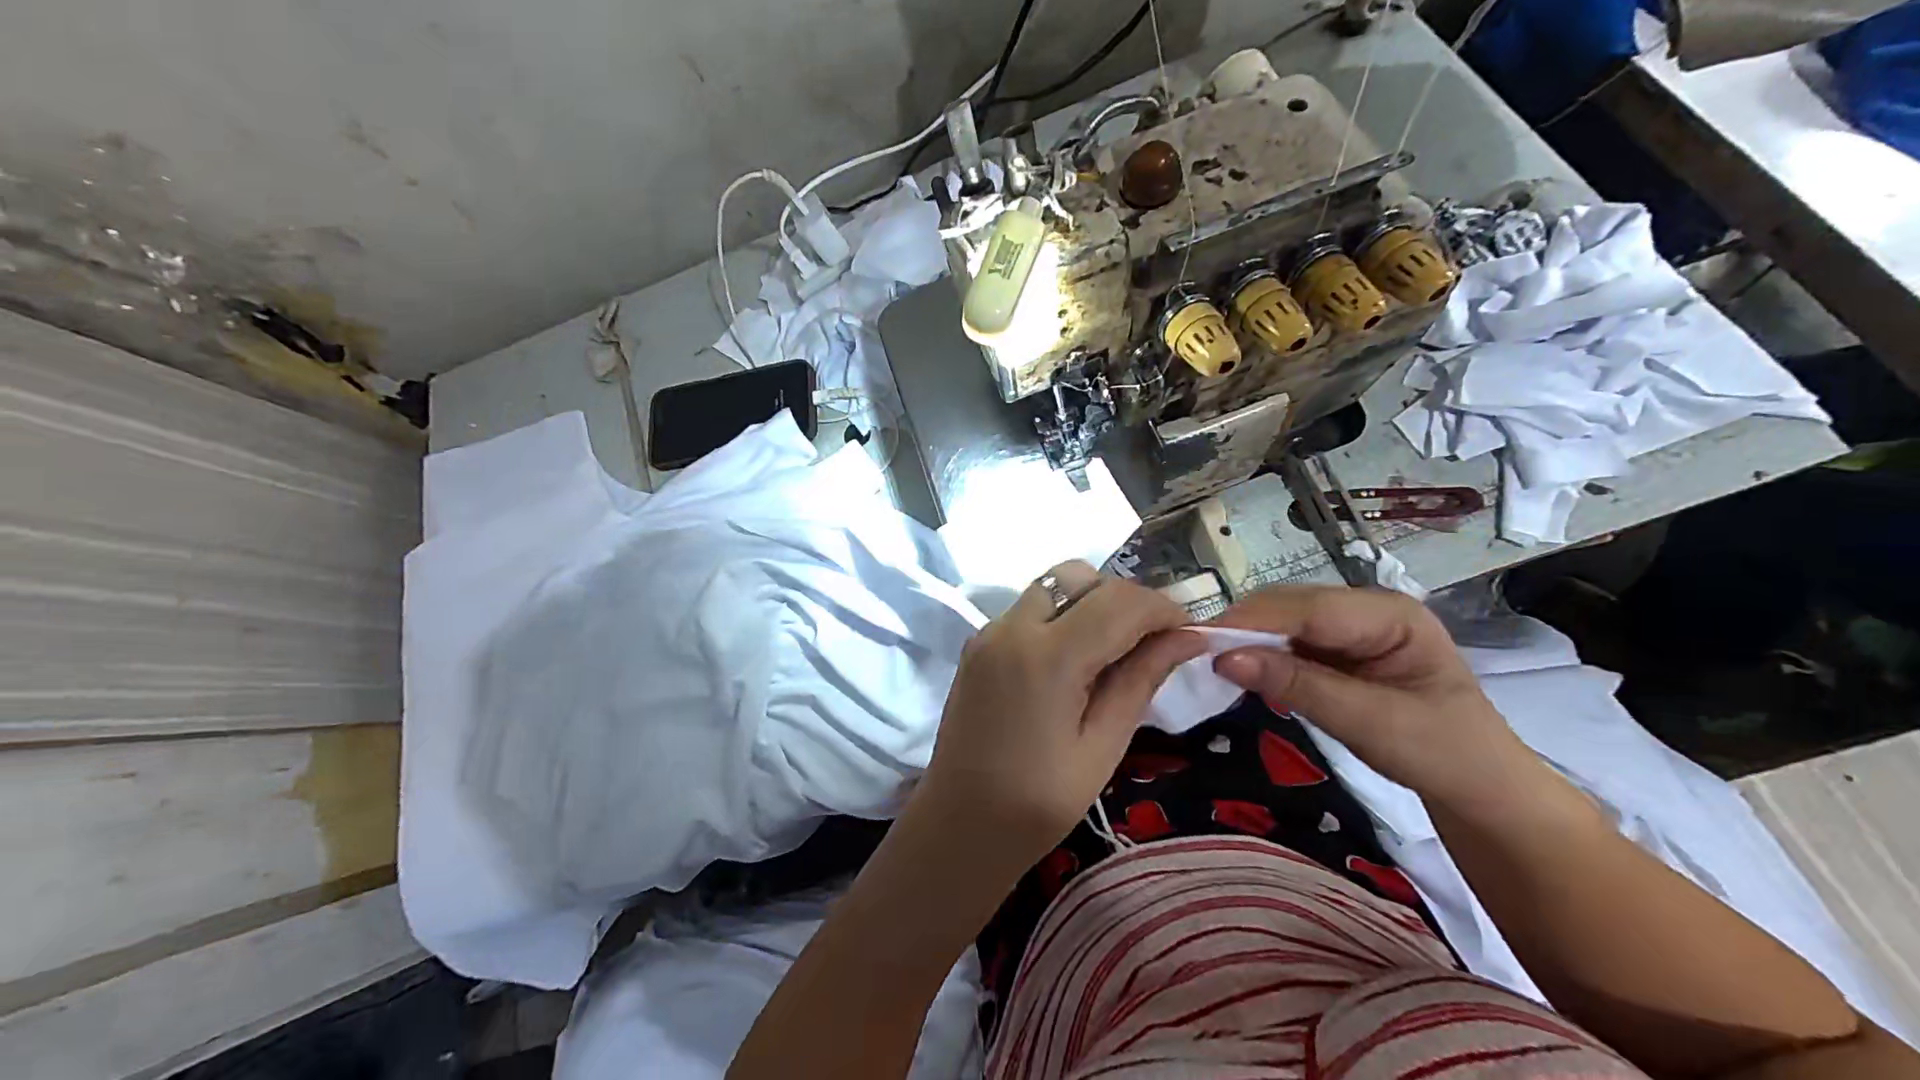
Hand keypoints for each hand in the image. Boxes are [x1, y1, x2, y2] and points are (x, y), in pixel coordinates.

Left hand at [911, 561, 1205, 869]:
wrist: (958, 825)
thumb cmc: (1038, 803)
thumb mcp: (1102, 745)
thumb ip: (1141, 679)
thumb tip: (1188, 637)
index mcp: (1047, 656)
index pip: (1119, 601)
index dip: (1163, 609)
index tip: (1189, 634)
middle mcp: (1011, 629)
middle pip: (1080, 577)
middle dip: (1124, 599)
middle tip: (1150, 642)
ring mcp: (987, 633)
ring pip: (1051, 587)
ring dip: (1090, 603)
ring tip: (1113, 652)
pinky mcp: (976, 645)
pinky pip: (1027, 611)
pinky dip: (1060, 617)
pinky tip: (1074, 661)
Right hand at [1209, 586, 1544, 810]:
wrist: (1481, 792)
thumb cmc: (1443, 754)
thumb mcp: (1372, 722)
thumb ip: (1298, 686)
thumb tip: (1224, 659)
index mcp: (1392, 615)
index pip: (1310, 608)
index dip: (1254, 621)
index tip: (1201, 641)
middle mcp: (1366, 610)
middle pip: (1290, 607)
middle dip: (1246, 628)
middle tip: (1196, 655)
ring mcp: (1350, 629)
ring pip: (1283, 622)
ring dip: (1248, 641)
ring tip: (1210, 662)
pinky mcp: (1336, 651)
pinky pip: (1288, 644)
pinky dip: (1261, 656)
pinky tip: (1241, 670)